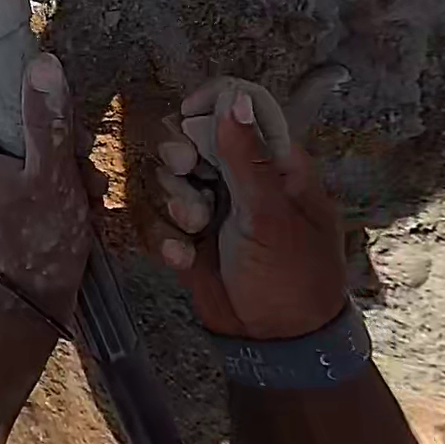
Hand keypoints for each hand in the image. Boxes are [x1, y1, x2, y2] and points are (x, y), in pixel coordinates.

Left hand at [0, 53, 91, 319]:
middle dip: (47, 123)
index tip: (39, 83)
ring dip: (60, 153)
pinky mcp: (2, 196)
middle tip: (78, 145)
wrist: (33, 304)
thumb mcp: (51, 174)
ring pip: (23, 141)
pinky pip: (28, 167)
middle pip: (4, 113)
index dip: (1, 78)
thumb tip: (41, 62)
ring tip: (88, 182)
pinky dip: (56, 175)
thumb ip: (46, 119)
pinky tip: (84, 196)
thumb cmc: (38, 240)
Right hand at [152, 77, 346, 338]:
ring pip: (165, 177)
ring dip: (172, 201)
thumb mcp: (271, 218)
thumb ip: (246, 159)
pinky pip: (155, 216)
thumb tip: (233, 100)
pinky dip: (163, 235)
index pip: (240, 106)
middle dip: (179, 158)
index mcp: (273, 163)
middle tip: (186, 174)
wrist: (272, 343)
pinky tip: (181, 258)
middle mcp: (236, 175)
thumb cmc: (289, 277)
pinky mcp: (183, 232)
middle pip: (187, 137)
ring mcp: (208, 203)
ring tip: (194, 230)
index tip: (186, 118)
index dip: (209, 103)